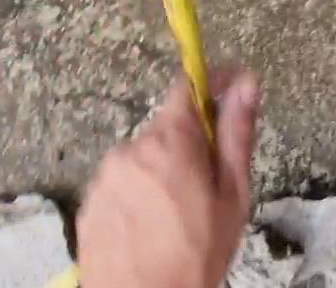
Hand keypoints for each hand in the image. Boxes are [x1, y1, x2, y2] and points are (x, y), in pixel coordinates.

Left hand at [76, 68, 262, 287]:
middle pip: (169, 126)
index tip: (234, 99)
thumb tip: (247, 82)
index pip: (189, 84)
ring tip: (180, 212)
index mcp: (169, 139)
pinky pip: (123, 183)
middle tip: (210, 182)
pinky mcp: (87, 207)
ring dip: (165, 168)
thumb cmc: (196, 253)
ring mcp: (103, 179)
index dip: (214, 84)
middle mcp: (130, 149)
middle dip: (192, 142)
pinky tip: (152, 227)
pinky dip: (140, 192)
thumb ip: (237, 132)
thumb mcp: (232, 194)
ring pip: (145, 156)